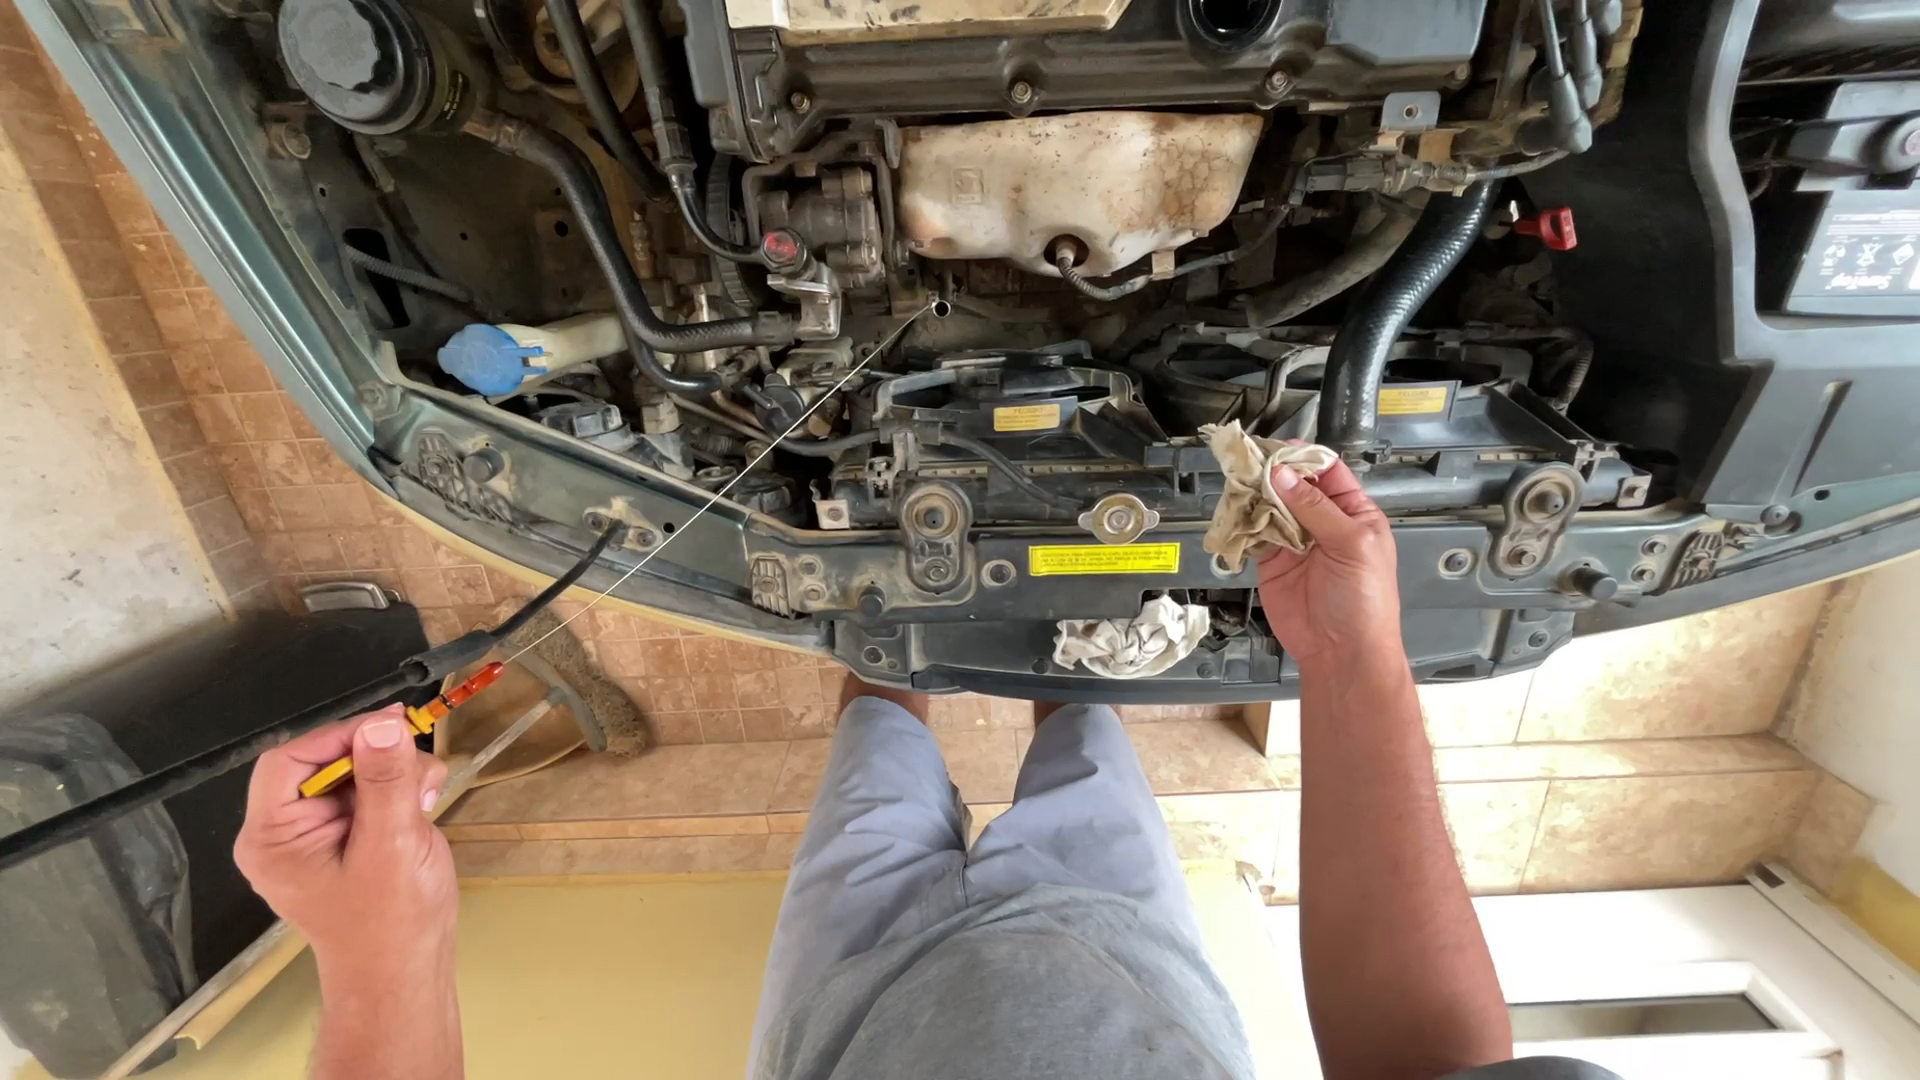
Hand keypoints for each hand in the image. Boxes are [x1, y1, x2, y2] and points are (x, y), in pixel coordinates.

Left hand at [234, 705, 455, 972]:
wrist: (409, 961)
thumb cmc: (390, 914)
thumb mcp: (390, 844)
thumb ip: (385, 782)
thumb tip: (383, 721)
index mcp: (275, 835)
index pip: (289, 761)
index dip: (338, 737)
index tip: (393, 728)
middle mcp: (293, 827)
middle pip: (330, 759)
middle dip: (382, 758)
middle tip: (420, 772)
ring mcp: (329, 828)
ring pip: (363, 767)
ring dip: (404, 771)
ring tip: (424, 802)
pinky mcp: (361, 828)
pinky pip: (381, 786)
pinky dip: (411, 785)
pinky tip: (423, 809)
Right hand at [1255, 456, 1402, 674]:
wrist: (1341, 650)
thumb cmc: (1364, 601)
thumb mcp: (1351, 545)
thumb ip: (1315, 509)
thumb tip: (1283, 476)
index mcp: (1353, 513)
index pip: (1326, 472)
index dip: (1302, 458)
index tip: (1275, 448)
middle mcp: (1322, 522)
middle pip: (1292, 486)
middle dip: (1271, 475)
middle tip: (1247, 463)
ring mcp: (1294, 541)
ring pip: (1269, 507)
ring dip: (1253, 497)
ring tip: (1236, 486)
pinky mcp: (1270, 561)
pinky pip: (1253, 534)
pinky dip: (1241, 524)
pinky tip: (1234, 514)